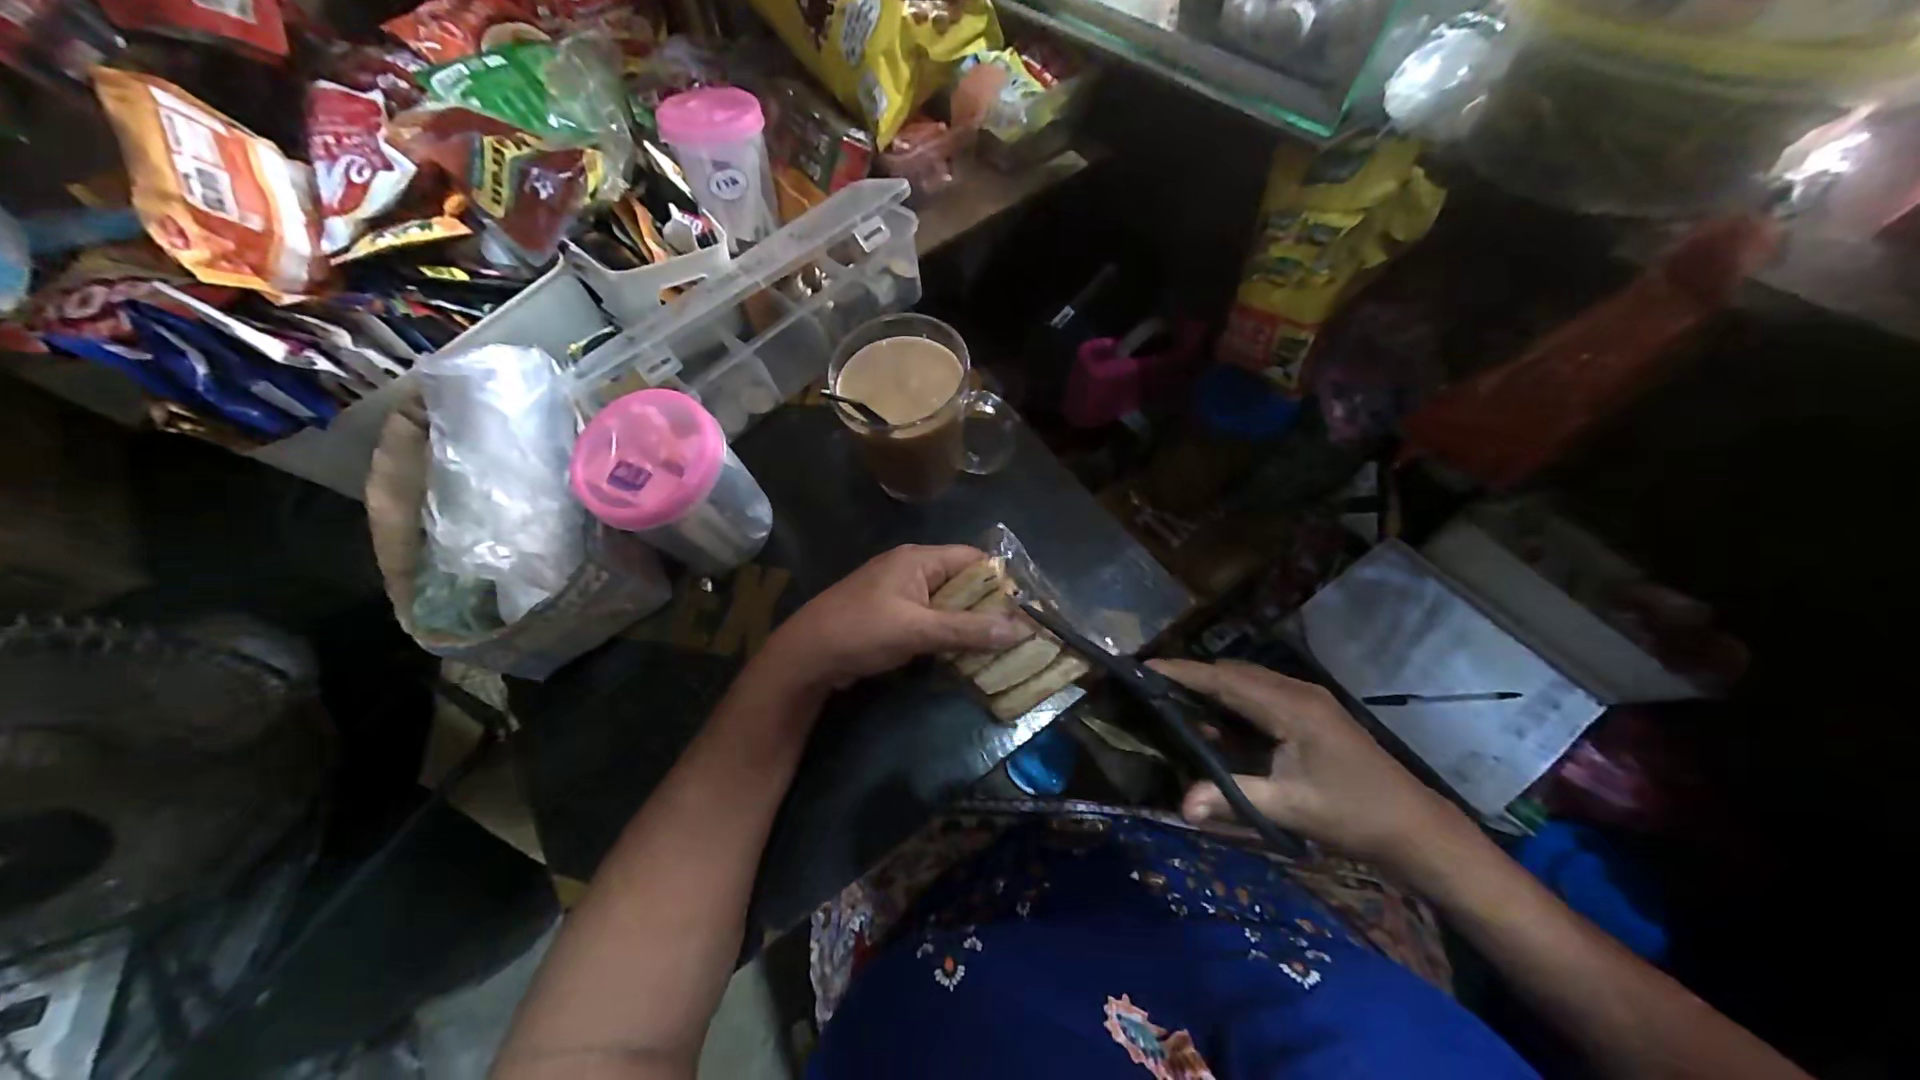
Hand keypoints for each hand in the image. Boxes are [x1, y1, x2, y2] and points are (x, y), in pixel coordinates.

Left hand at [756, 545, 1029, 693]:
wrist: (805, 657)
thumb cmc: (861, 631)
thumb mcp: (918, 630)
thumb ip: (968, 630)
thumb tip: (1019, 630)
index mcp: (918, 559)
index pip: (973, 558)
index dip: (1001, 580)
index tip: (1027, 607)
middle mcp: (911, 570)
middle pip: (962, 581)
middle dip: (989, 606)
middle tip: (1020, 632)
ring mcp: (900, 594)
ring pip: (948, 604)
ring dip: (970, 623)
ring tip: (1002, 646)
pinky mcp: (892, 618)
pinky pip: (931, 620)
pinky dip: (949, 634)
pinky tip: (967, 654)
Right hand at [1147, 658, 1473, 870]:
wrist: (1415, 827)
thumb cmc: (1354, 815)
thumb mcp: (1291, 808)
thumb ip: (1233, 799)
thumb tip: (1182, 805)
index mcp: (1292, 707)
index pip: (1226, 680)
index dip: (1185, 672)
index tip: (1146, 665)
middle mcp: (1298, 693)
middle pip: (1235, 672)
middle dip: (1193, 674)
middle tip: (1152, 683)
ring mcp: (1308, 701)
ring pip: (1249, 680)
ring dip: (1213, 685)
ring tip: (1175, 695)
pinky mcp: (1312, 714)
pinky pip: (1262, 694)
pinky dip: (1233, 698)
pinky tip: (1217, 719)